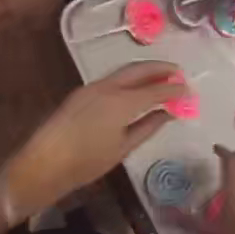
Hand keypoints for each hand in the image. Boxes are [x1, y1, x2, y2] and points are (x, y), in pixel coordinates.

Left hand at [0, 62, 185, 222]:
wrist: (44, 163)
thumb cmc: (86, 162)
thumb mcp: (122, 148)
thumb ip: (147, 127)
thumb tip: (168, 113)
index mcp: (121, 102)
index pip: (155, 90)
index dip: (174, 90)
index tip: (189, 91)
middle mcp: (107, 87)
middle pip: (139, 70)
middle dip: (160, 70)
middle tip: (179, 75)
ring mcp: (91, 88)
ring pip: (123, 72)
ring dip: (144, 72)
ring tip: (161, 80)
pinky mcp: (80, 93)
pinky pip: (111, 79)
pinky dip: (128, 80)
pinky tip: (135, 90)